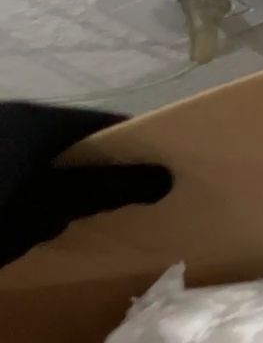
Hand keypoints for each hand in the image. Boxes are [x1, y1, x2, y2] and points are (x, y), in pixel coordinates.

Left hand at [0, 103, 173, 267]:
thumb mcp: (49, 209)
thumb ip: (112, 189)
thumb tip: (166, 176)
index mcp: (38, 120)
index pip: (108, 127)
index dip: (136, 151)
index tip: (152, 179)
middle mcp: (7, 119)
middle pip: (66, 142)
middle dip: (86, 173)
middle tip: (95, 209)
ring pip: (28, 159)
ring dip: (44, 187)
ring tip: (41, 223)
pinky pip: (5, 172)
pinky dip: (13, 194)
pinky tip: (9, 222)